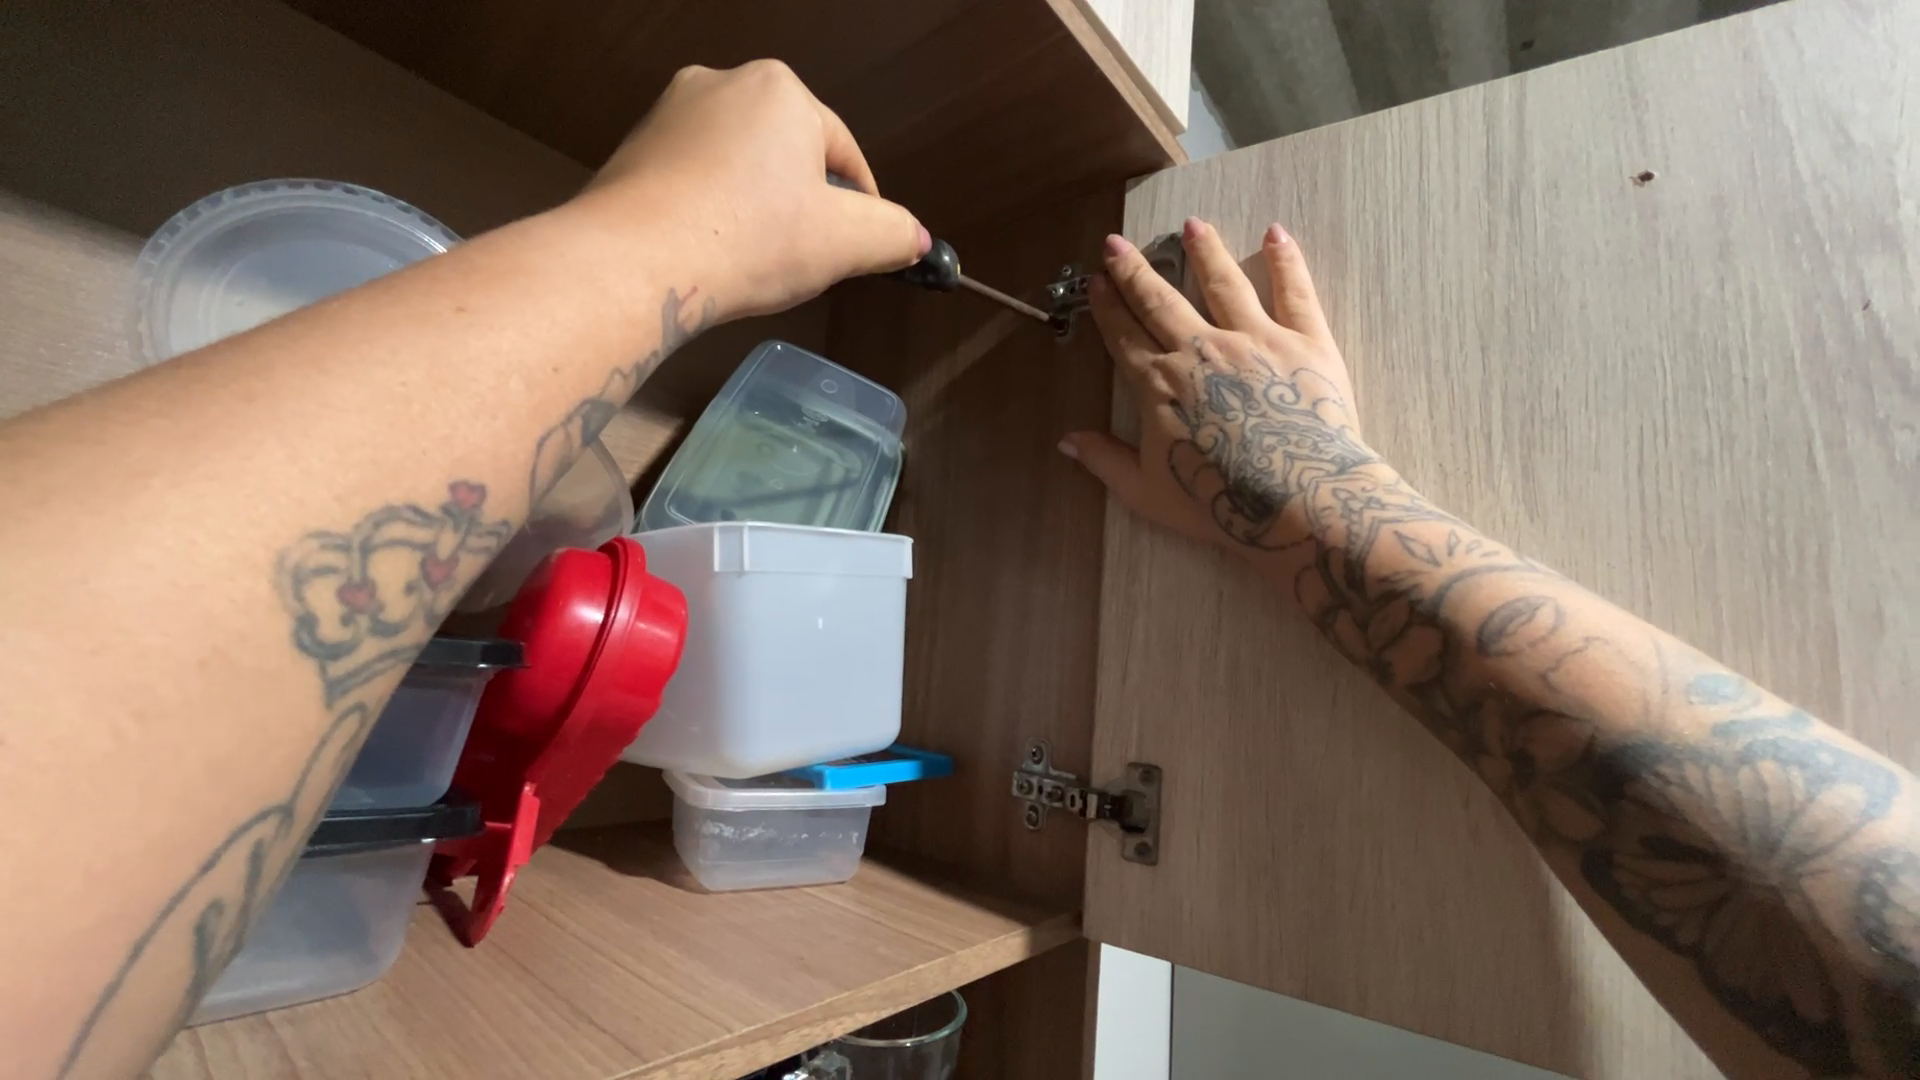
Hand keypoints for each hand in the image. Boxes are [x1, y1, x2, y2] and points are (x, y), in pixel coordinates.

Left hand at [576, 60, 929, 319]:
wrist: (640, 261)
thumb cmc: (754, 241)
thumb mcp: (845, 244)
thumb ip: (893, 235)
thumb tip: (916, 238)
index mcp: (782, 92)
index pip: (845, 154)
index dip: (863, 208)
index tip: (862, 251)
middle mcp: (724, 82)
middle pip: (792, 157)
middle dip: (808, 207)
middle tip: (810, 260)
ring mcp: (672, 112)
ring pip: (744, 168)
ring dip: (762, 209)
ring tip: (760, 260)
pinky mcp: (637, 148)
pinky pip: (700, 180)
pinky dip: (718, 212)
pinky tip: (717, 251)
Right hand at [1060, 219, 1379, 554]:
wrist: (1298, 500)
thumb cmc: (1216, 504)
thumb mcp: (1144, 492)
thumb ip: (1104, 461)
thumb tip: (1067, 441)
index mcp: (1159, 384)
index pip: (1124, 336)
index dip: (1107, 309)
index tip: (1096, 283)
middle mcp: (1200, 350)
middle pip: (1160, 301)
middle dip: (1134, 271)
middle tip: (1117, 243)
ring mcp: (1254, 340)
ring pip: (1223, 283)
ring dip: (1203, 252)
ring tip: (1191, 225)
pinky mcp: (1305, 341)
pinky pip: (1294, 291)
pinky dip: (1285, 260)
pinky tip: (1275, 234)